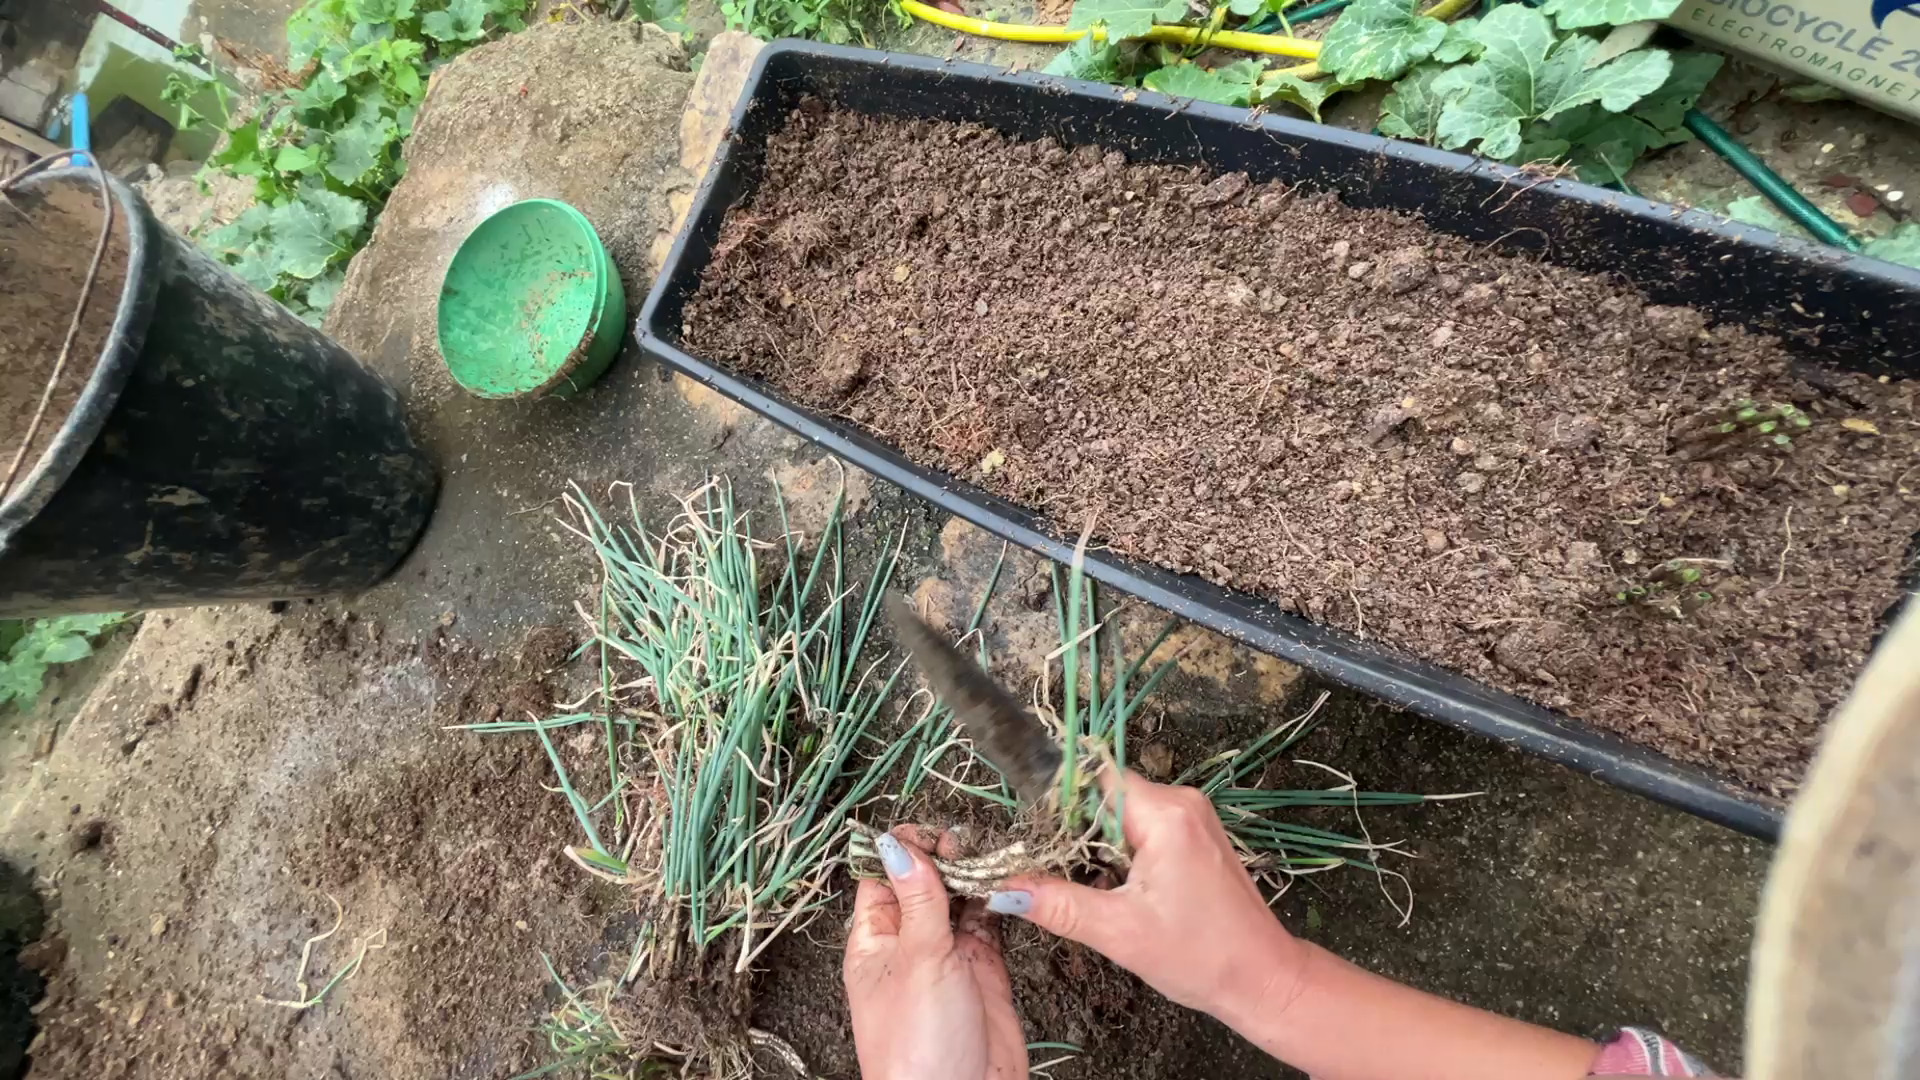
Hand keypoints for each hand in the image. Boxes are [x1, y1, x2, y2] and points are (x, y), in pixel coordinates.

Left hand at [844, 826, 1028, 1079]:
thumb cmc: (919, 1048)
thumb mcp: (917, 959)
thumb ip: (918, 898)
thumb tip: (896, 844)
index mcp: (875, 940)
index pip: (882, 877)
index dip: (902, 849)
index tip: (926, 831)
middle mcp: (909, 942)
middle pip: (923, 882)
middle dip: (942, 856)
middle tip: (962, 841)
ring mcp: (947, 953)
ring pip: (957, 896)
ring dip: (972, 873)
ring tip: (987, 853)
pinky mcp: (982, 966)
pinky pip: (987, 919)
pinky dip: (996, 898)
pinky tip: (1004, 881)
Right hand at [986, 770, 1304, 1026]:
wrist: (1265, 979)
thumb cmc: (1201, 958)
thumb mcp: (1120, 932)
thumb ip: (1058, 904)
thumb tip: (1003, 890)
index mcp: (1164, 814)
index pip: (1096, 779)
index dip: (1062, 798)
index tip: (1039, 828)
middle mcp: (1181, 800)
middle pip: (1107, 791)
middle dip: (1079, 825)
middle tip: (1063, 865)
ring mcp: (1191, 812)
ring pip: (1123, 806)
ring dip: (1100, 837)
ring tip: (1094, 878)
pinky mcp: (1195, 829)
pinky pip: (1143, 819)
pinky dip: (1122, 843)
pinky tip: (1120, 879)